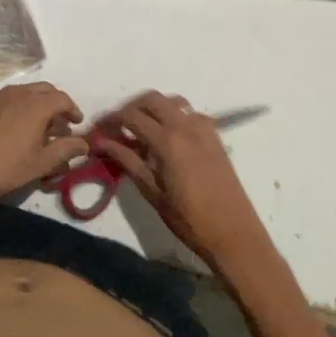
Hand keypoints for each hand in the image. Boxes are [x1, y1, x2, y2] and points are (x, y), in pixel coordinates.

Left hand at [0, 82, 87, 211]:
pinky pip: (11, 98)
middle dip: (57, 104)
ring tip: (43, 129)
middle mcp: (18, 93)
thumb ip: (66, 150)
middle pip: (45, 90)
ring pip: (27, 92)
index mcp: (35, 104)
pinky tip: (20, 129)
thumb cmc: (5, 166)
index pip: (62, 98)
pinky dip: (23, 106)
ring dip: (39, 105)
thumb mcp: (41, 163)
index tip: (77, 124)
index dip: (73, 110)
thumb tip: (84, 143)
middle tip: (62, 125)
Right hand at [93, 92, 269, 266]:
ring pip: (174, 102)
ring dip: (155, 108)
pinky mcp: (216, 140)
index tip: (99, 131)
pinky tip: (170, 138)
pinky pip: (192, 114)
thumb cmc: (190, 220)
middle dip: (132, 107)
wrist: (236, 237)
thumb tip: (101, 142)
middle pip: (152, 99)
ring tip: (144, 129)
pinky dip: (176, 116)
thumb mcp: (152, 192)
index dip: (111, 120)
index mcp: (168, 141)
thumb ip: (127, 161)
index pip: (131, 116)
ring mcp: (204, 131)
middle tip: (119, 127)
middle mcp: (186, 127)